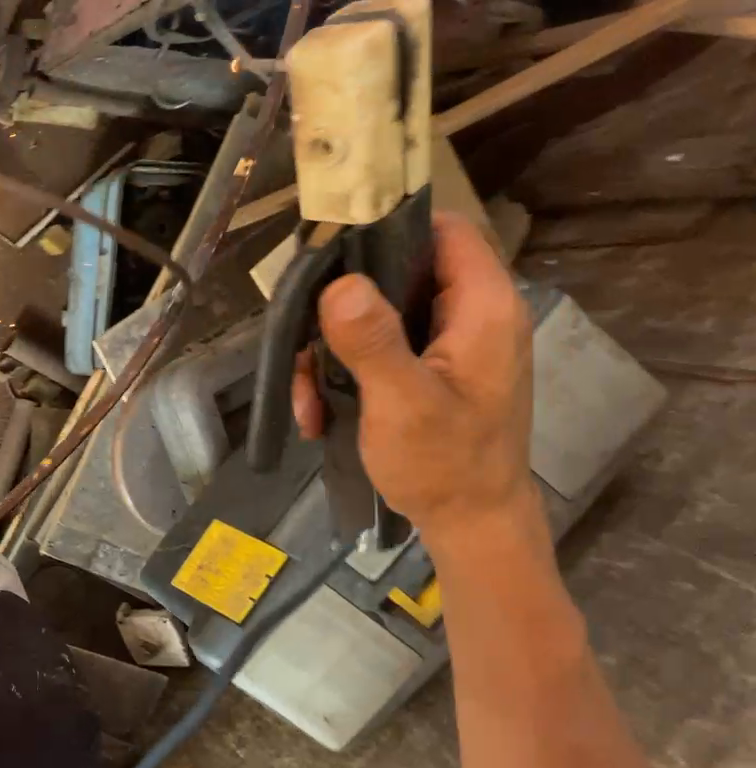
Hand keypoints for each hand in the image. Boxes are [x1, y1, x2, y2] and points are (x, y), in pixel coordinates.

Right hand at [292, 212, 536, 543]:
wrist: (468, 521)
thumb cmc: (445, 463)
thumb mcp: (401, 402)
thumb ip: (372, 342)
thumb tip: (338, 284)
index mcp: (482, 309)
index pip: (443, 233)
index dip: (388, 229)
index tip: (327, 250)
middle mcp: (469, 317)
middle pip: (396, 278)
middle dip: (338, 312)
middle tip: (300, 344)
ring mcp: (447, 347)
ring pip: (374, 321)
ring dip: (330, 357)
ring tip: (308, 401)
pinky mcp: (426, 373)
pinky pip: (374, 356)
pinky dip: (341, 381)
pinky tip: (321, 415)